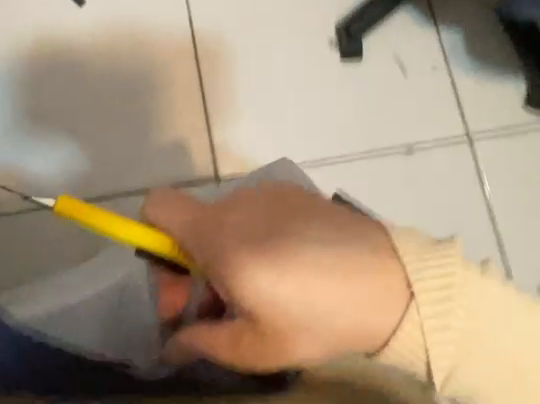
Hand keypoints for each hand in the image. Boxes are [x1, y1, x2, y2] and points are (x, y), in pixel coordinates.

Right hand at [142, 182, 411, 372]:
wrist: (387, 281)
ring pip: (222, 220)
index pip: (156, 207)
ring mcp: (265, 192)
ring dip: (223, 252)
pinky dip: (252, 236)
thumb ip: (202, 341)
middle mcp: (235, 203)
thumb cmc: (316, 318)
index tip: (179, 284)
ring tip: (259, 292)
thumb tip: (171, 344)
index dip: (152, 240)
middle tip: (217, 307)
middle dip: (191, 265)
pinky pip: (252, 211)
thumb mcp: (256, 346)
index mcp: (218, 236)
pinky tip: (285, 269)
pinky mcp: (291, 191)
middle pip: (189, 223)